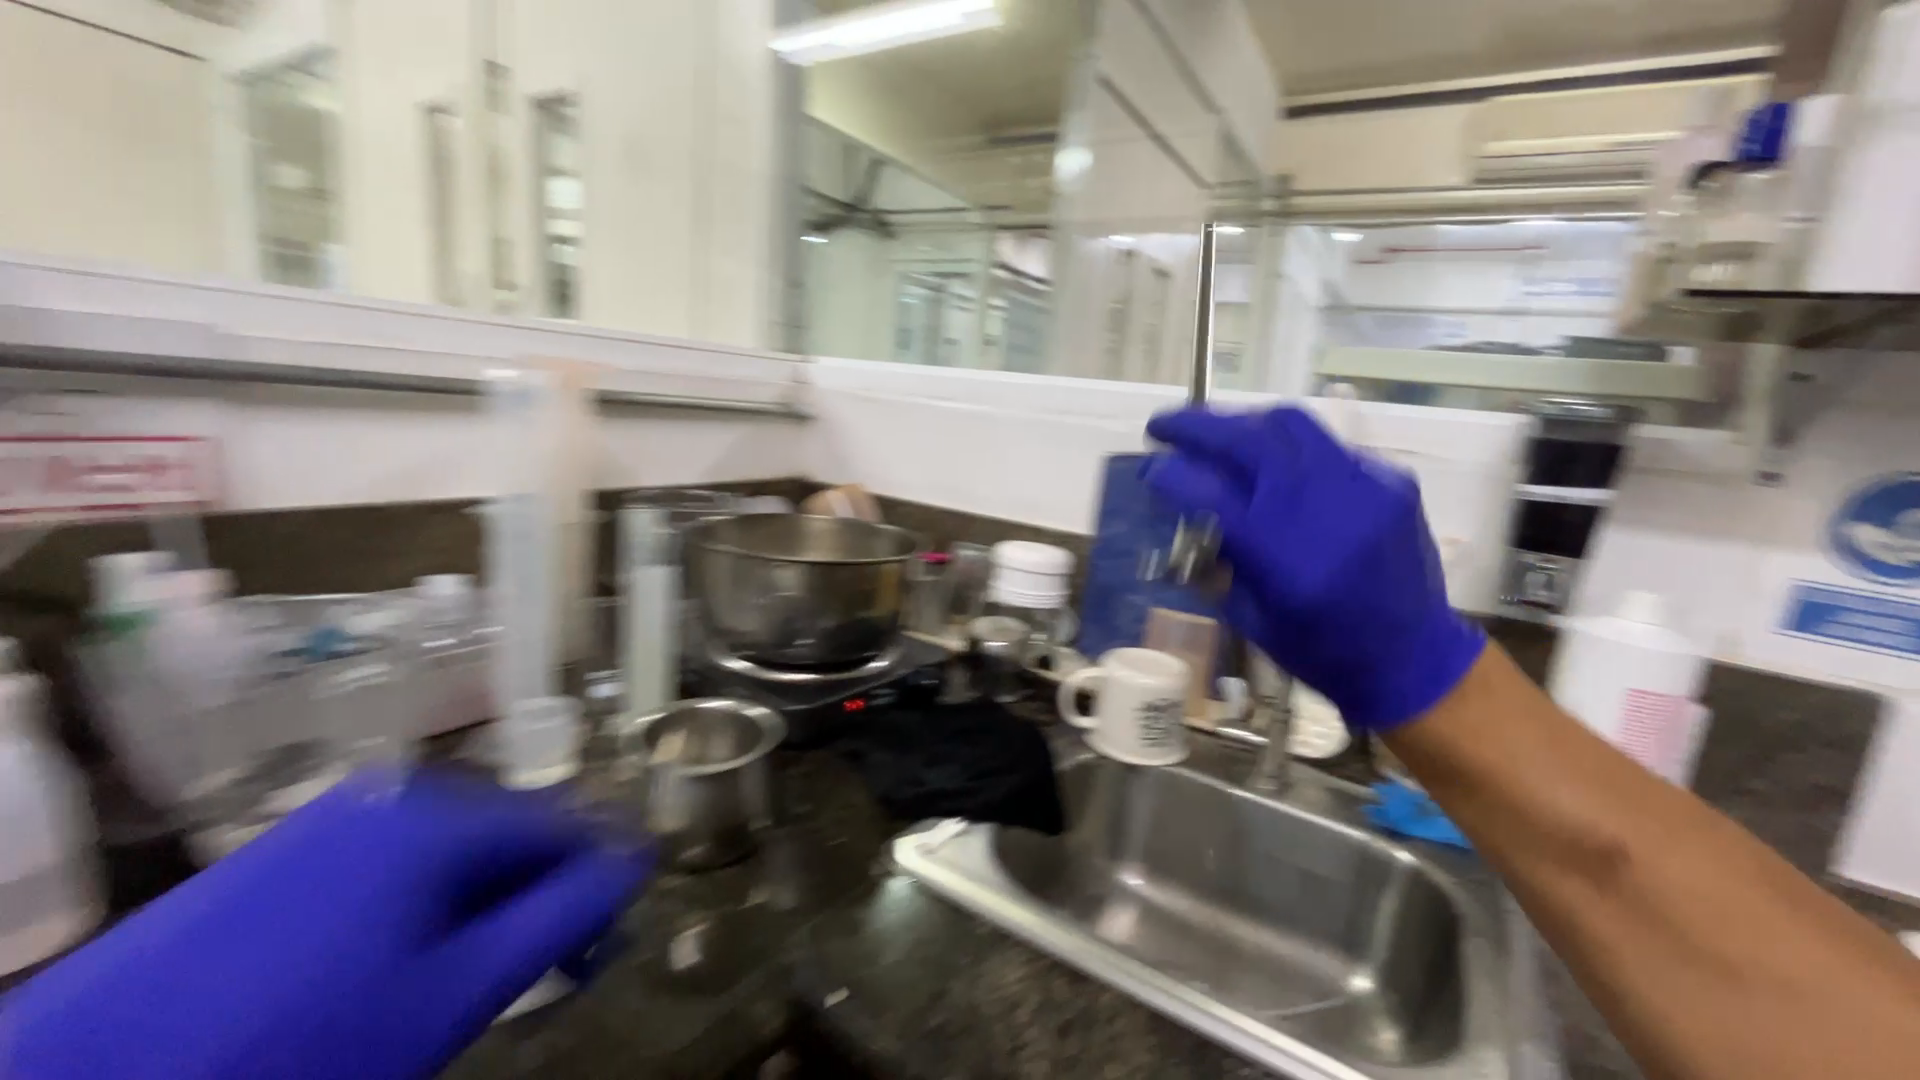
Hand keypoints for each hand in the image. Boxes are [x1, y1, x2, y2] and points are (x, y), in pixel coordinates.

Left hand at [2, 768, 649, 1079]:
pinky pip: (393, 861)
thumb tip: (642, 858)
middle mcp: (393, 794)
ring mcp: (334, 817)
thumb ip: (565, 914)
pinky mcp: (289, 850)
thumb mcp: (459, 986)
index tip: (612, 934)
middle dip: (540, 893)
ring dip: (486, 902)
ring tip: (482, 967)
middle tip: (556, 963)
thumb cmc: (311, 1037)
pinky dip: (426, 903)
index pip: (562, 824)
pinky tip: (410, 957)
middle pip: (506, 833)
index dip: (599, 876)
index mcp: (439, 814)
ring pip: (450, 850)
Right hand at [1144, 405, 1483, 731]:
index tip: (1149, 468)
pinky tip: (1273, 463)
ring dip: (1242, 422)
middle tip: (1164, 425)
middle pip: (1249, 442)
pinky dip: (1288, 447)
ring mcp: (1363, 488)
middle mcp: (1324, 511)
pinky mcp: (1390, 481)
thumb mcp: (1251, 617)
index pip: (1213, 494)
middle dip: (1198, 427)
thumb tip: (1189, 509)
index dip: (1172, 475)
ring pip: (1291, 426)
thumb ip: (1219, 558)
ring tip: (1216, 431)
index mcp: (1283, 560)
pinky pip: (1327, 446)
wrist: (1411, 658)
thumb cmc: (1320, 652)